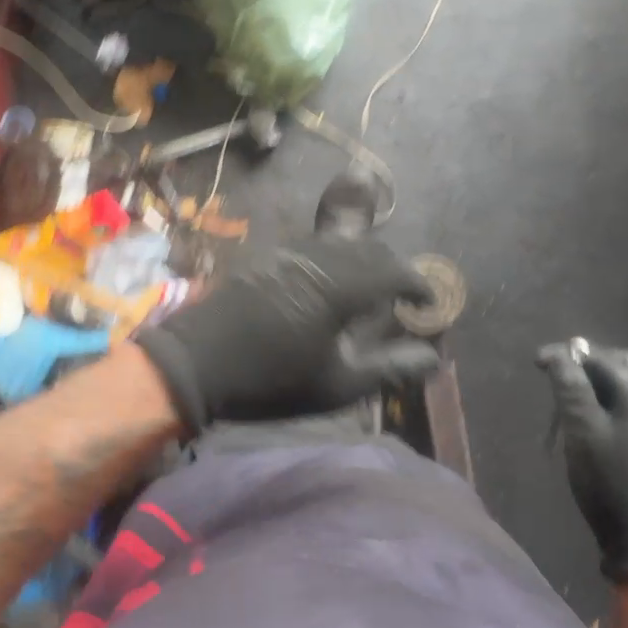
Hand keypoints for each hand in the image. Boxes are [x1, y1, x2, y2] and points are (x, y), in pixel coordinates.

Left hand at [138, 236, 440, 430]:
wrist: (194, 364)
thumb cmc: (270, 381)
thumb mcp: (336, 386)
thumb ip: (389, 368)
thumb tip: (433, 359)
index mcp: (339, 286)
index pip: (393, 270)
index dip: (417, 284)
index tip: (428, 303)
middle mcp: (317, 258)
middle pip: (369, 248)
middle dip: (394, 267)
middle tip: (405, 293)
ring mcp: (288, 253)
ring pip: (340, 241)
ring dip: (364, 256)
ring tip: (374, 284)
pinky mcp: (267, 259)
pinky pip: (314, 245)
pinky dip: (336, 256)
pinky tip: (332, 279)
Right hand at [537, 343, 627, 580]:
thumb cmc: (608, 482)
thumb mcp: (582, 432)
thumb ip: (571, 389)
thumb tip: (559, 353)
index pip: (602, 357)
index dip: (568, 354)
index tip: (537, 362)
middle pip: (620, 366)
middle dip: (586, 364)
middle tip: (557, 376)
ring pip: (624, 388)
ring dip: (594, 384)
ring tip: (567, 400)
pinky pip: (626, 408)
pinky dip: (603, 403)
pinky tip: (587, 424)